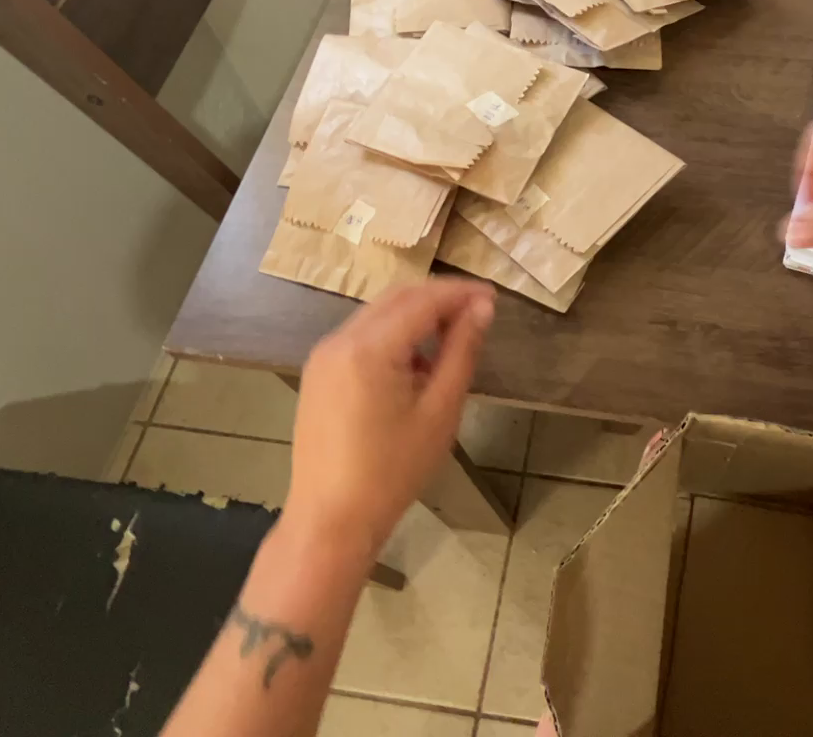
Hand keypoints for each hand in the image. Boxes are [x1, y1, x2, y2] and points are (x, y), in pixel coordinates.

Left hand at [282, 278, 495, 556]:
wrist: (330, 520)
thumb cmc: (393, 471)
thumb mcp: (440, 411)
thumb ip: (461, 351)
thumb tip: (482, 309)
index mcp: (370, 349)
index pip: (423, 300)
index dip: (461, 293)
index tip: (494, 297)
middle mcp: (340, 340)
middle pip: (398, 297)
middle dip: (439, 297)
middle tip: (478, 310)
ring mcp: (324, 355)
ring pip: (378, 313)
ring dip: (417, 313)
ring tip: (453, 335)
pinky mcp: (319, 371)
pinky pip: (362, 335)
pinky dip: (394, 333)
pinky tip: (416, 360)